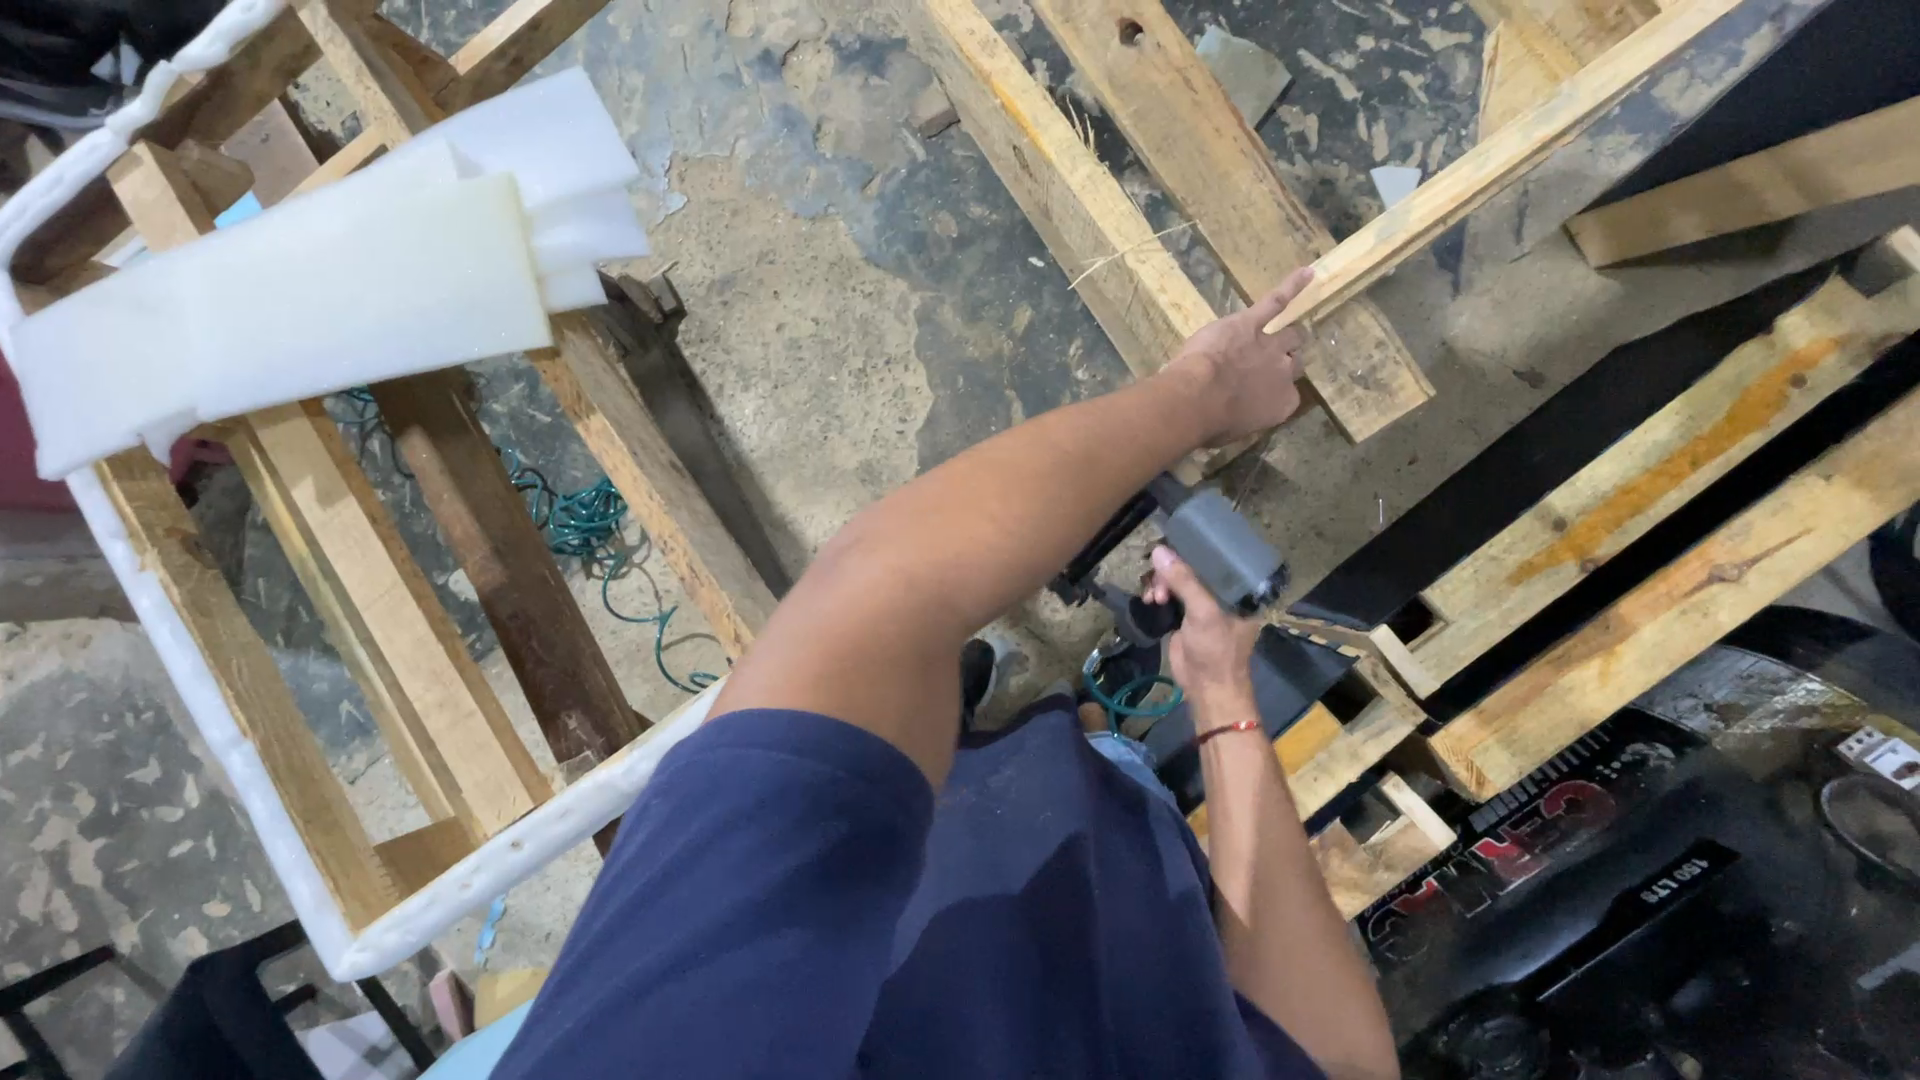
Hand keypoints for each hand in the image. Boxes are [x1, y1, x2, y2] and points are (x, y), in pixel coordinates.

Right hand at [1145, 545, 1259, 722]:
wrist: (1207, 689)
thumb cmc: (1216, 651)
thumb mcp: (1203, 613)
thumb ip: (1184, 582)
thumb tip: (1159, 551)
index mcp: (1239, 590)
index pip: (1217, 558)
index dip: (1195, 548)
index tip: (1173, 540)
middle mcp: (1223, 593)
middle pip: (1193, 568)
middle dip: (1172, 571)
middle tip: (1159, 583)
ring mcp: (1203, 605)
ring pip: (1178, 581)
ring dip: (1162, 583)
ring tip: (1154, 597)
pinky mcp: (1186, 617)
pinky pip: (1170, 596)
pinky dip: (1158, 594)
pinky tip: (1151, 600)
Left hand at [1161, 267, 1312, 446]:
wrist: (1196, 398)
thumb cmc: (1208, 423)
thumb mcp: (1230, 431)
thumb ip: (1242, 416)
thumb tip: (1231, 414)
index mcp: (1281, 405)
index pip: (1289, 394)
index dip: (1277, 391)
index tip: (1263, 392)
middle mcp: (1283, 374)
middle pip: (1294, 363)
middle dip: (1285, 363)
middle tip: (1272, 364)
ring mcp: (1270, 346)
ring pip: (1291, 336)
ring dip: (1289, 335)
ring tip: (1290, 333)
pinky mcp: (1251, 323)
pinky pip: (1277, 300)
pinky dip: (1292, 285)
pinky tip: (1307, 272)